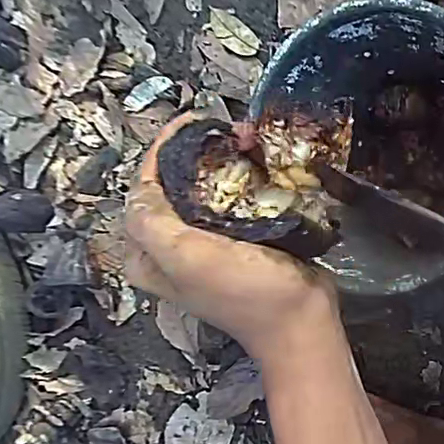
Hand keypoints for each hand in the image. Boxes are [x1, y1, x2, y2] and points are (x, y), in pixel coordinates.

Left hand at [125, 113, 341, 359]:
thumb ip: (151, 222)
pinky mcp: (238, 243)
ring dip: (221, 162)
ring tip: (245, 141)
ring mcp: (205, 247)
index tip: (192, 124)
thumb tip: (143, 186)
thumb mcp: (187, 258)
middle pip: (171, 187)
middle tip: (224, 132)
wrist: (300, 319)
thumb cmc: (246, 291)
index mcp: (148, 257)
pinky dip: (242, 179)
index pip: (142, 189)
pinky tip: (258, 164)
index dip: (161, 151)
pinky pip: (231, 202)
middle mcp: (170, 251)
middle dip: (194, 153)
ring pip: (203, 191)